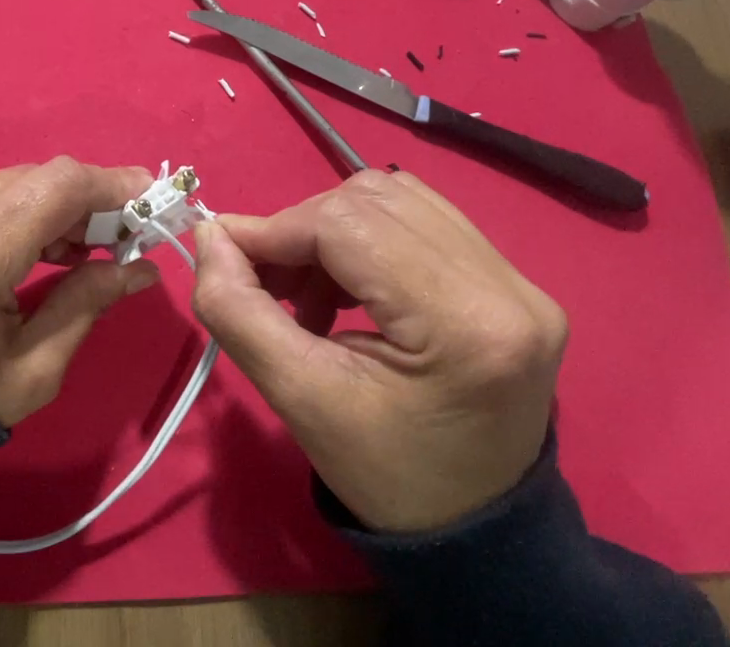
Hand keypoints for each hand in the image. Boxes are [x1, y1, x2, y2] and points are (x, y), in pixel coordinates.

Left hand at [0, 157, 160, 426]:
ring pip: (6, 182)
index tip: (150, 197)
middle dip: (87, 196)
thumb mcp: (32, 372)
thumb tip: (140, 268)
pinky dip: (19, 210)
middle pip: (33, 177)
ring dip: (53, 203)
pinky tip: (39, 246)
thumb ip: (86, 305)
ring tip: (83, 247)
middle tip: (122, 234)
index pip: (54, 187)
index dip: (110, 183)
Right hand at [192, 169, 566, 533]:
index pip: (349, 225)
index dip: (274, 229)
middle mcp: (508, 287)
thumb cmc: (382, 474)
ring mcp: (519, 281)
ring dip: (332, 231)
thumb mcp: (296, 397)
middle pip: (372, 200)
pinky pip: (421, 221)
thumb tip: (210, 236)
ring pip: (396, 200)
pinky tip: (345, 290)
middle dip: (301, 229)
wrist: (470, 529)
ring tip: (307, 292)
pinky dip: (364, 240)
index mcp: (464, 323)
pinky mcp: (513, 284)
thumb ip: (237, 309)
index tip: (224, 256)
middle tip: (266, 283)